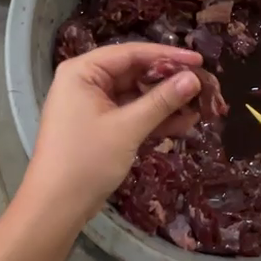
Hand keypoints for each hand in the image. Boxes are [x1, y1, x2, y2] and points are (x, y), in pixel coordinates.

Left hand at [21, 42, 205, 224]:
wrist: (55, 207)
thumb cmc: (86, 160)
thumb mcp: (127, 128)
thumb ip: (161, 101)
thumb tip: (194, 79)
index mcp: (83, 72)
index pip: (130, 53)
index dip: (167, 56)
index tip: (200, 61)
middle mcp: (86, 82)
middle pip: (134, 72)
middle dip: (169, 82)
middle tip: (204, 86)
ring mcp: (92, 105)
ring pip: (136, 95)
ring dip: (165, 102)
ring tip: (200, 108)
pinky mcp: (100, 126)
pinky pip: (131, 114)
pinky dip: (153, 119)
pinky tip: (183, 124)